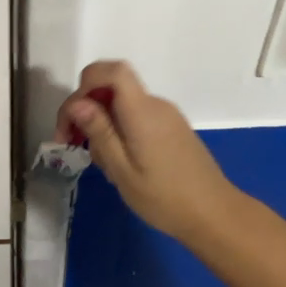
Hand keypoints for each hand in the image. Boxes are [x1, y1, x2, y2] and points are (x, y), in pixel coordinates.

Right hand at [54, 60, 240, 240]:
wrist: (214, 215)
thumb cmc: (165, 198)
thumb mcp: (122, 171)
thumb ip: (100, 133)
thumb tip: (77, 103)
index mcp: (143, 112)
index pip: (113, 71)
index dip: (86, 83)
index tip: (72, 118)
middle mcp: (156, 105)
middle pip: (112, 88)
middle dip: (86, 111)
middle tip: (71, 146)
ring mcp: (166, 116)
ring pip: (121, 106)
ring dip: (101, 126)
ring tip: (101, 164)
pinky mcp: (171, 129)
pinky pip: (136, 118)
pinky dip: (118, 132)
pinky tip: (118, 163)